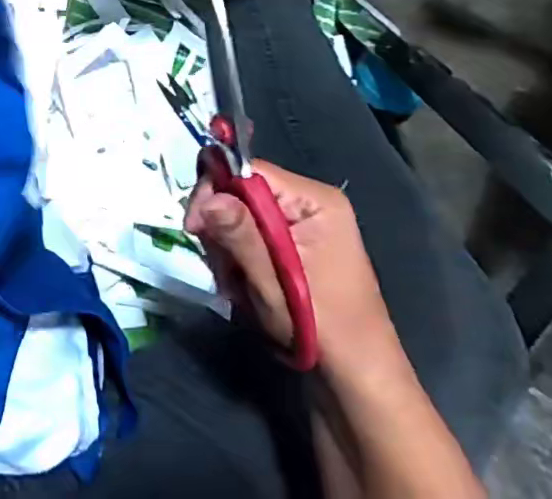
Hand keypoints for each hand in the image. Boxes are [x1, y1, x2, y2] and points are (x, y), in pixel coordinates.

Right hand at [184, 159, 398, 373]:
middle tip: (223, 267)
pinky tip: (244, 285)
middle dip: (220, 227)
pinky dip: (235, 257)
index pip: (246, 170)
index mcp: (315, 201)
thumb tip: (209, 197)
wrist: (356, 380)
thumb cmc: (321, 329)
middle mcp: (308, 203)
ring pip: (236, 214)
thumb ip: (241, 235)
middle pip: (238, 191)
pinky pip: (246, 233)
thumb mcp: (274, 282)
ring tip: (238, 285)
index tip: (195, 228)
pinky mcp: (291, 242)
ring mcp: (300, 223)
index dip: (214, 192)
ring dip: (226, 249)